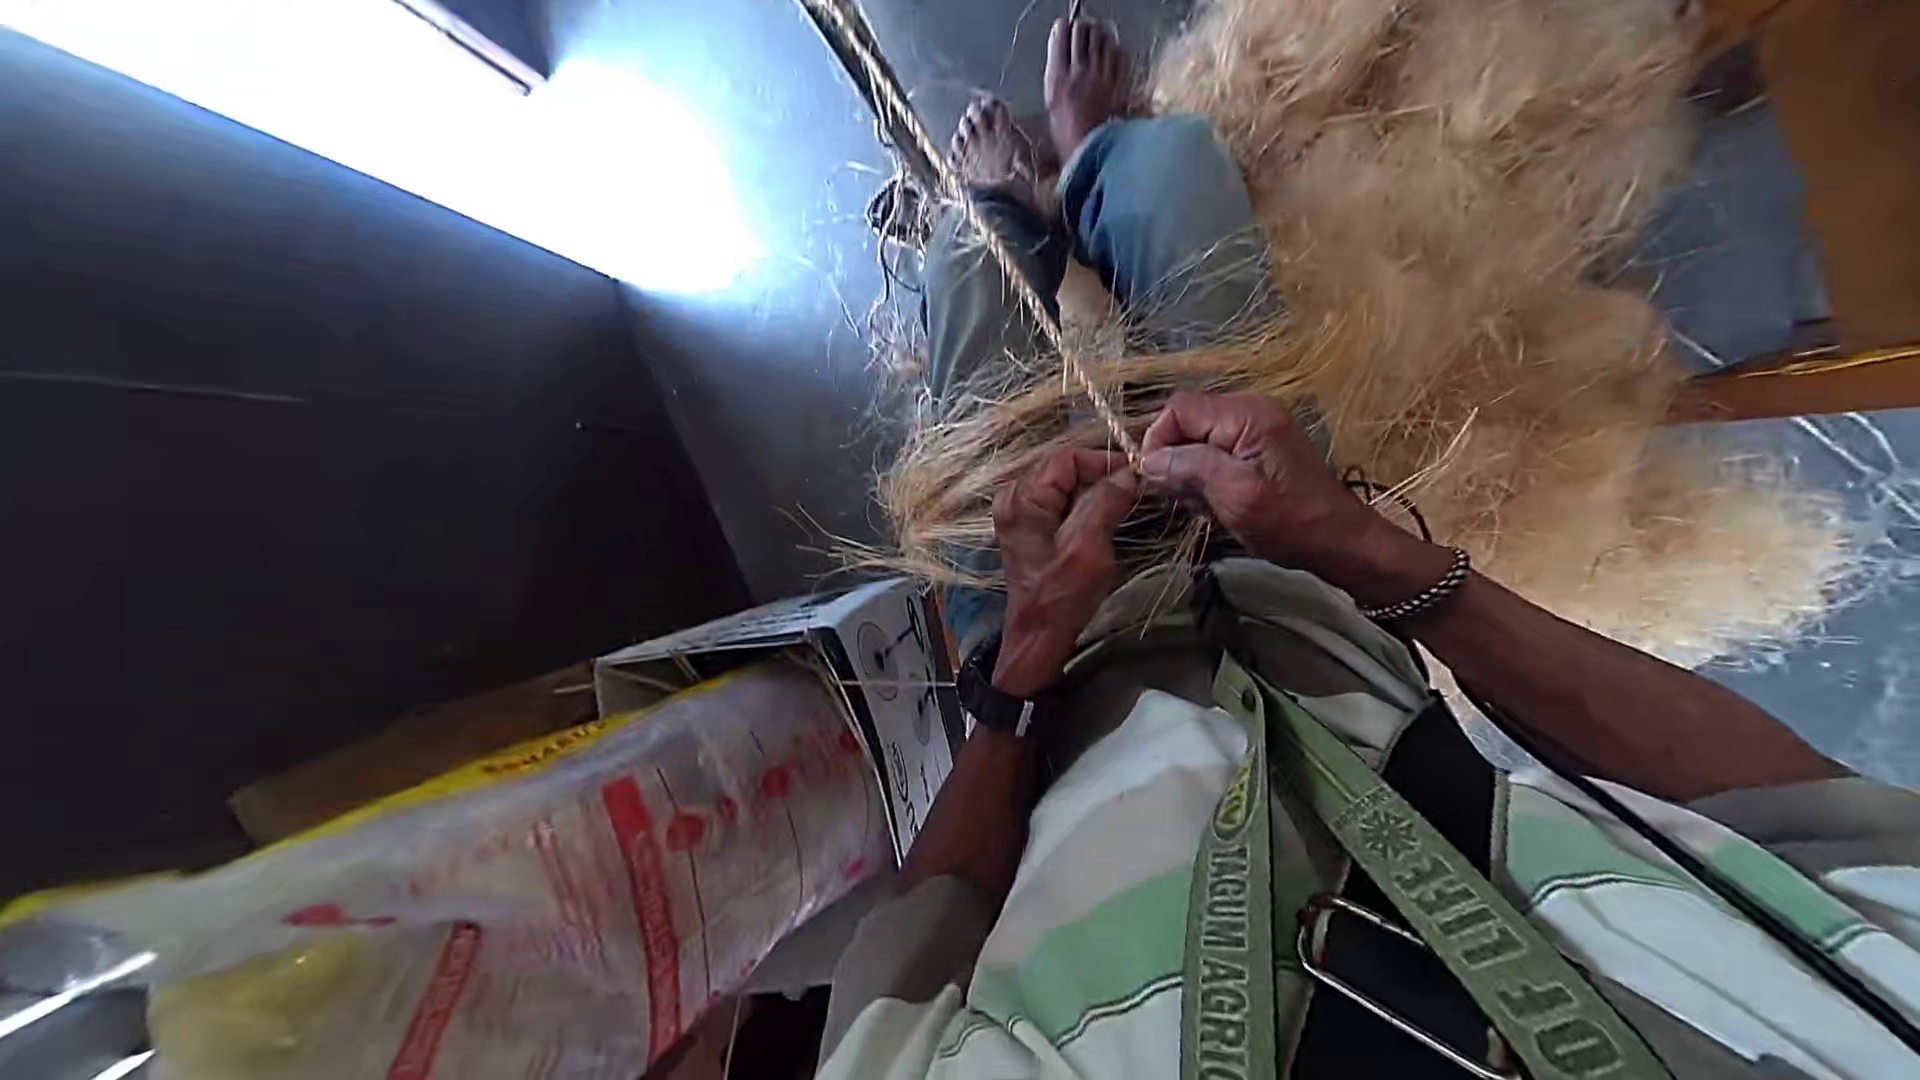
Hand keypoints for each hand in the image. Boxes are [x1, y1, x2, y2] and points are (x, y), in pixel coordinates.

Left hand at [991, 445, 1137, 696]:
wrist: (1039, 635)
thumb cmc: (1062, 594)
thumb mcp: (1087, 545)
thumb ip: (1105, 502)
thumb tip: (1129, 472)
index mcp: (1022, 498)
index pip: (1066, 458)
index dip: (1103, 461)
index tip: (1136, 475)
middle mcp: (1015, 498)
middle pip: (1064, 469)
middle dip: (1101, 476)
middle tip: (1134, 490)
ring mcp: (1020, 513)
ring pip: (1066, 486)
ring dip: (1096, 491)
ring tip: (1125, 503)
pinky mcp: (1030, 528)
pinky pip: (1061, 503)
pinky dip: (1085, 505)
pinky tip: (1105, 518)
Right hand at [1138, 391, 1446, 601]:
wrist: (1337, 542)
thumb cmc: (1289, 521)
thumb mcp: (1234, 495)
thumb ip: (1189, 468)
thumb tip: (1147, 460)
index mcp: (1245, 415)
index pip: (1177, 409)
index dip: (1157, 441)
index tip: (1157, 479)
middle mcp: (1248, 411)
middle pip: (1184, 423)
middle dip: (1173, 460)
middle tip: (1186, 497)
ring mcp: (1253, 429)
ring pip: (1193, 441)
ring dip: (1187, 474)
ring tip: (1205, 503)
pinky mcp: (1255, 448)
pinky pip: (1210, 454)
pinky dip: (1203, 478)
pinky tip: (1216, 501)